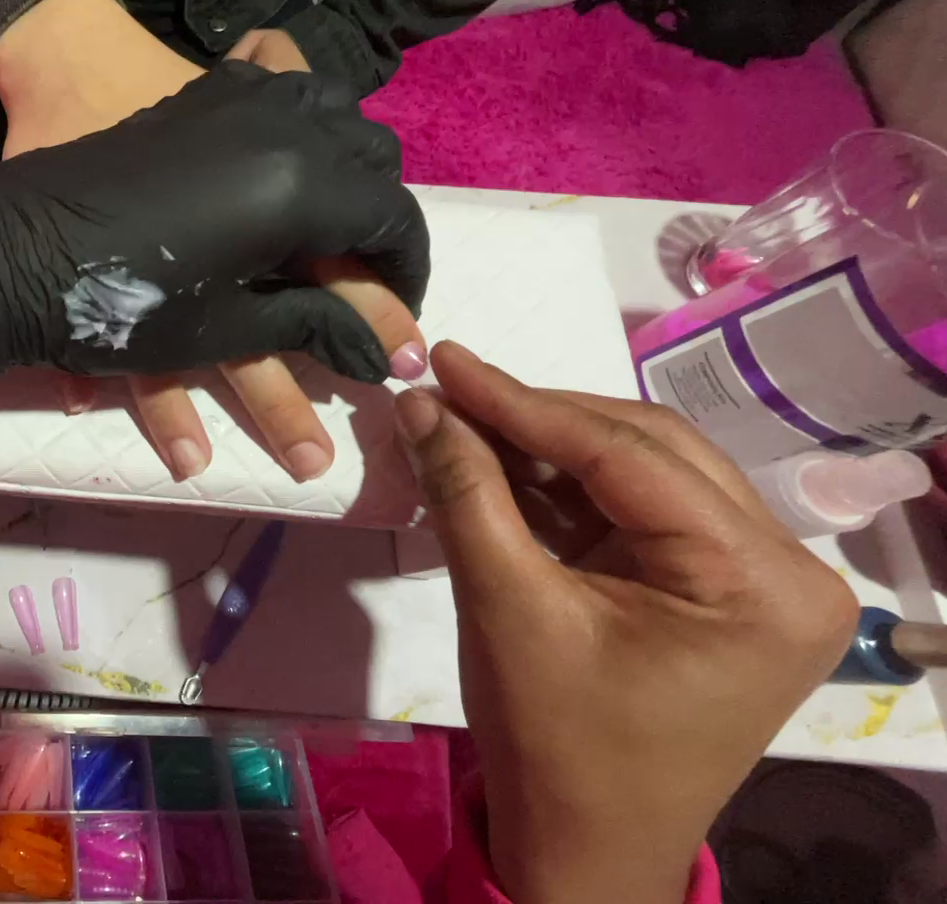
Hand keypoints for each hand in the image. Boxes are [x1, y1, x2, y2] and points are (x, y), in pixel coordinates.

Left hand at [0, 0, 424, 481]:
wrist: (13, 248)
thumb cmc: (115, 305)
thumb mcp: (223, 329)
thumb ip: (313, 325)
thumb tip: (381, 347)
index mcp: (299, 188)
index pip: (391, 220)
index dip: (408, 271)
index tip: (399, 312)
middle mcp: (283, 126)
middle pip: (372, 160)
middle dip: (379, 219)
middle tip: (364, 274)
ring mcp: (238, 98)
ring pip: (331, 112)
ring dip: (343, 163)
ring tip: (328, 218)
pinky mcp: (198, 93)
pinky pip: (275, 85)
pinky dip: (296, 119)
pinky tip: (279, 156)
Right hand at [397, 342, 855, 903]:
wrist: (581, 837)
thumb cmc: (552, 735)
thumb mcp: (502, 603)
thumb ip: (464, 492)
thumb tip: (419, 405)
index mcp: (757, 581)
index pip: (626, 457)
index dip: (521, 402)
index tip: (446, 359)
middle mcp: (777, 566)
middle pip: (642, 450)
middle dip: (533, 416)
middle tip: (446, 386)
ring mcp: (741, 576)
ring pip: (629, 471)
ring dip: (538, 445)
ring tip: (457, 418)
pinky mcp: (696, 586)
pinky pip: (619, 509)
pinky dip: (550, 485)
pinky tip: (490, 463)